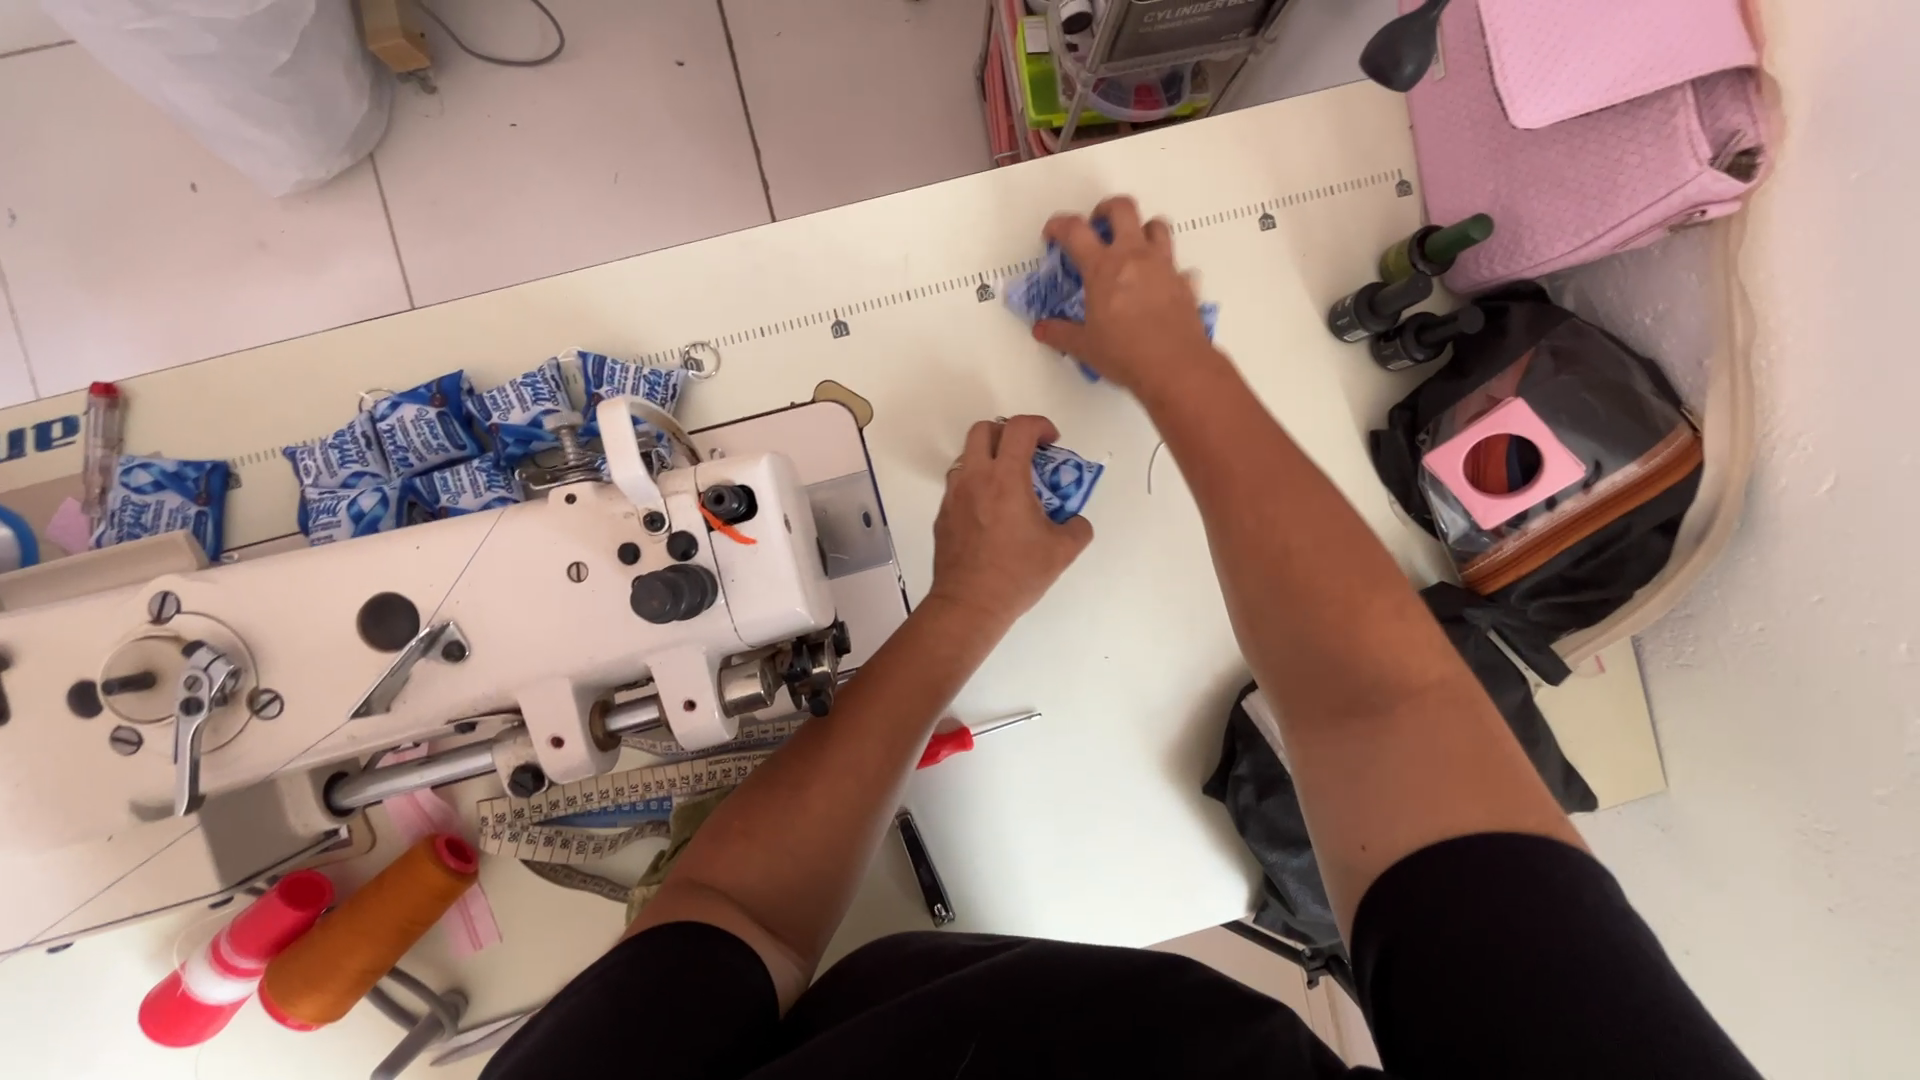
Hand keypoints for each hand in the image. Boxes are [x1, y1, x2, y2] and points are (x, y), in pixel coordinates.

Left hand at [926, 415, 1093, 629]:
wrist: (969, 604)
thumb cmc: (1016, 575)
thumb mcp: (1062, 551)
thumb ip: (1077, 527)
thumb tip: (1074, 521)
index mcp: (1005, 479)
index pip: (1019, 428)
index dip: (1039, 425)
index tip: (1051, 441)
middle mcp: (974, 479)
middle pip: (983, 430)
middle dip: (1008, 433)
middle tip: (1027, 454)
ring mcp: (953, 496)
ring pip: (966, 456)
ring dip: (989, 458)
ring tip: (1009, 484)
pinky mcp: (943, 515)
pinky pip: (959, 485)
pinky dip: (977, 484)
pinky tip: (992, 512)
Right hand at [1032, 196, 1219, 399]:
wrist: (1175, 367)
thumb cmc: (1124, 354)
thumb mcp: (1084, 347)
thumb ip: (1060, 333)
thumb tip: (1041, 329)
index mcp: (1103, 268)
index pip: (1075, 230)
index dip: (1059, 225)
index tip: (1052, 235)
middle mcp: (1135, 256)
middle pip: (1122, 209)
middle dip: (1106, 209)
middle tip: (1097, 226)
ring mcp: (1164, 266)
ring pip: (1157, 225)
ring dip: (1142, 229)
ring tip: (1131, 248)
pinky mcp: (1184, 282)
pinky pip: (1177, 265)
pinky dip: (1167, 269)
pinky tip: (1160, 285)